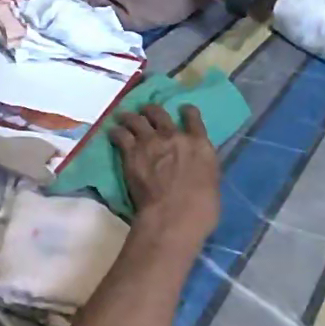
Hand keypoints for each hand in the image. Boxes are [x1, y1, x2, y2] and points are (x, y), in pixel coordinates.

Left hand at [109, 104, 220, 245]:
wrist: (173, 216)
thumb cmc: (201, 209)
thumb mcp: (211, 183)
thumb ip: (202, 168)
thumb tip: (196, 168)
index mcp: (199, 145)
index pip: (193, 118)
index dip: (187, 111)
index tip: (183, 109)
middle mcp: (174, 136)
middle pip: (160, 114)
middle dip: (152, 111)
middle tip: (146, 112)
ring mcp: (151, 142)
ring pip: (137, 119)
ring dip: (130, 117)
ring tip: (124, 117)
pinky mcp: (132, 152)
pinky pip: (121, 135)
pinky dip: (116, 132)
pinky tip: (113, 133)